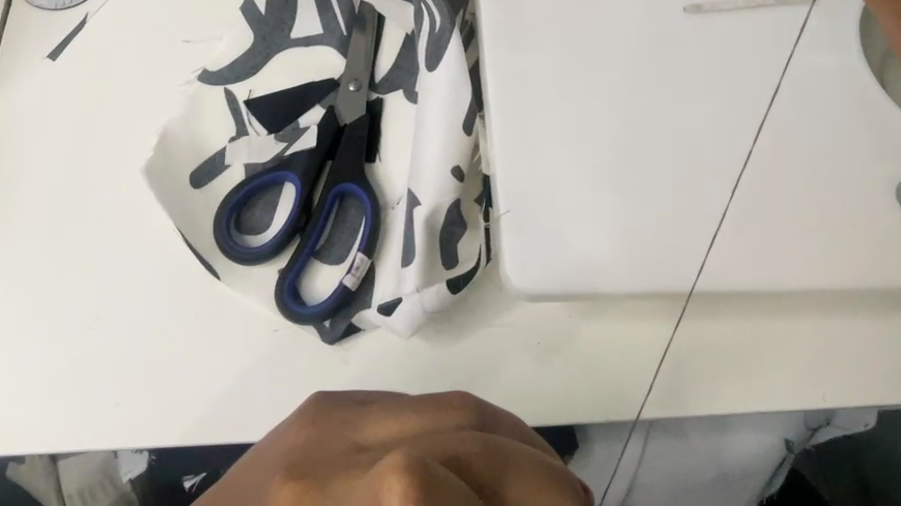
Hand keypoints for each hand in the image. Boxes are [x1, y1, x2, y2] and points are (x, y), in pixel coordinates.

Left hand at [199, 391, 591, 505]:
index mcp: (328, 504)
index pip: (427, 480)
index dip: (518, 499)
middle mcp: (325, 446)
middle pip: (459, 429)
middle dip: (536, 473)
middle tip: (579, 505)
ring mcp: (322, 417)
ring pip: (446, 404)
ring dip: (511, 442)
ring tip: (548, 483)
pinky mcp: (321, 407)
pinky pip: (414, 403)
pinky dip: (466, 429)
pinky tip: (488, 459)